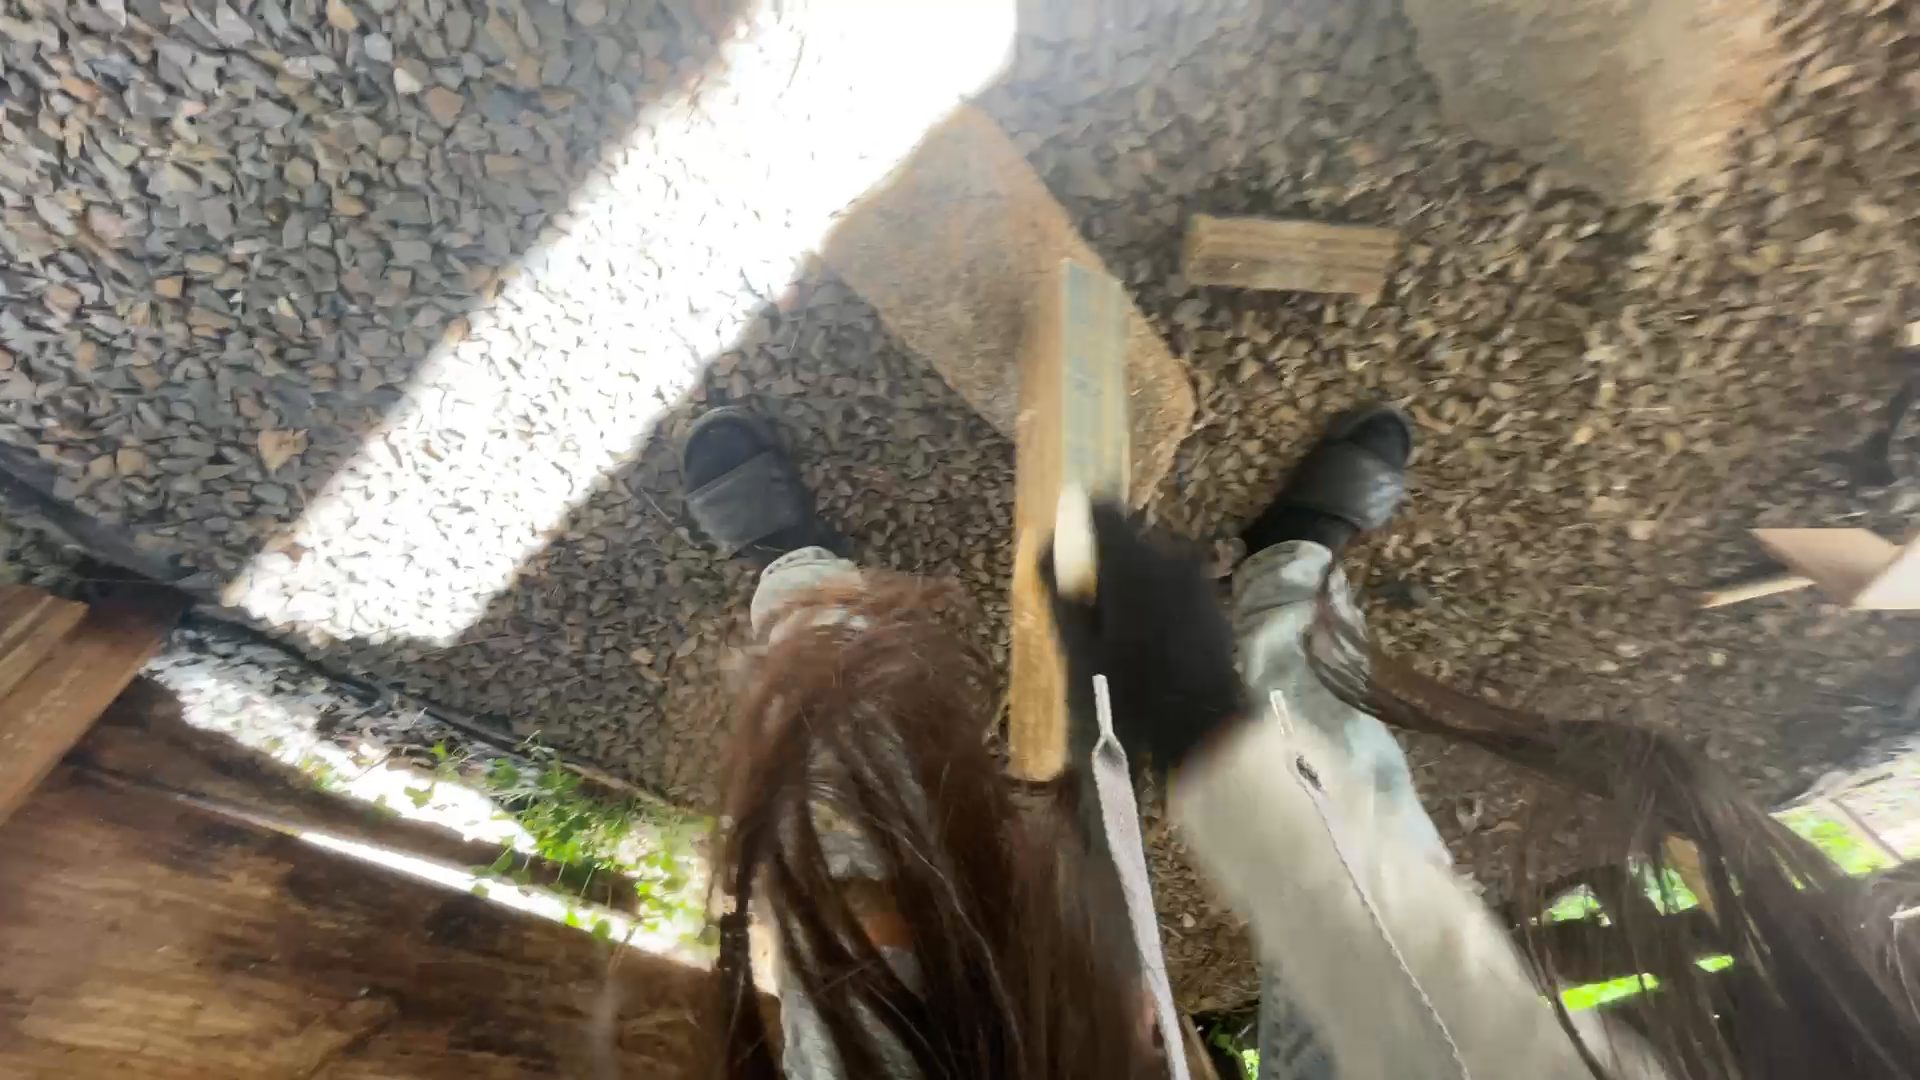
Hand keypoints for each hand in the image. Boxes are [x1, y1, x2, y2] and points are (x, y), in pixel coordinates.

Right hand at [1041, 501, 1244, 770]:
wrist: (1201, 720)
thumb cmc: (1131, 686)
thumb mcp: (1080, 645)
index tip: (1067, 530)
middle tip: (1088, 591)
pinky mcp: (1208, 594)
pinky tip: (1149, 626)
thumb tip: (1040, 547)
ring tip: (1119, 615)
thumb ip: (1059, 590)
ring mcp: (1193, 575)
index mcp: (1129, 563)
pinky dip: (1155, 588)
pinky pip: (1172, 577)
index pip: (1104, 510)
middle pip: (1127, 535)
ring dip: (1132, 572)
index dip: (1082, 513)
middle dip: (1105, 554)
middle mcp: (1165, 556)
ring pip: (1150, 557)